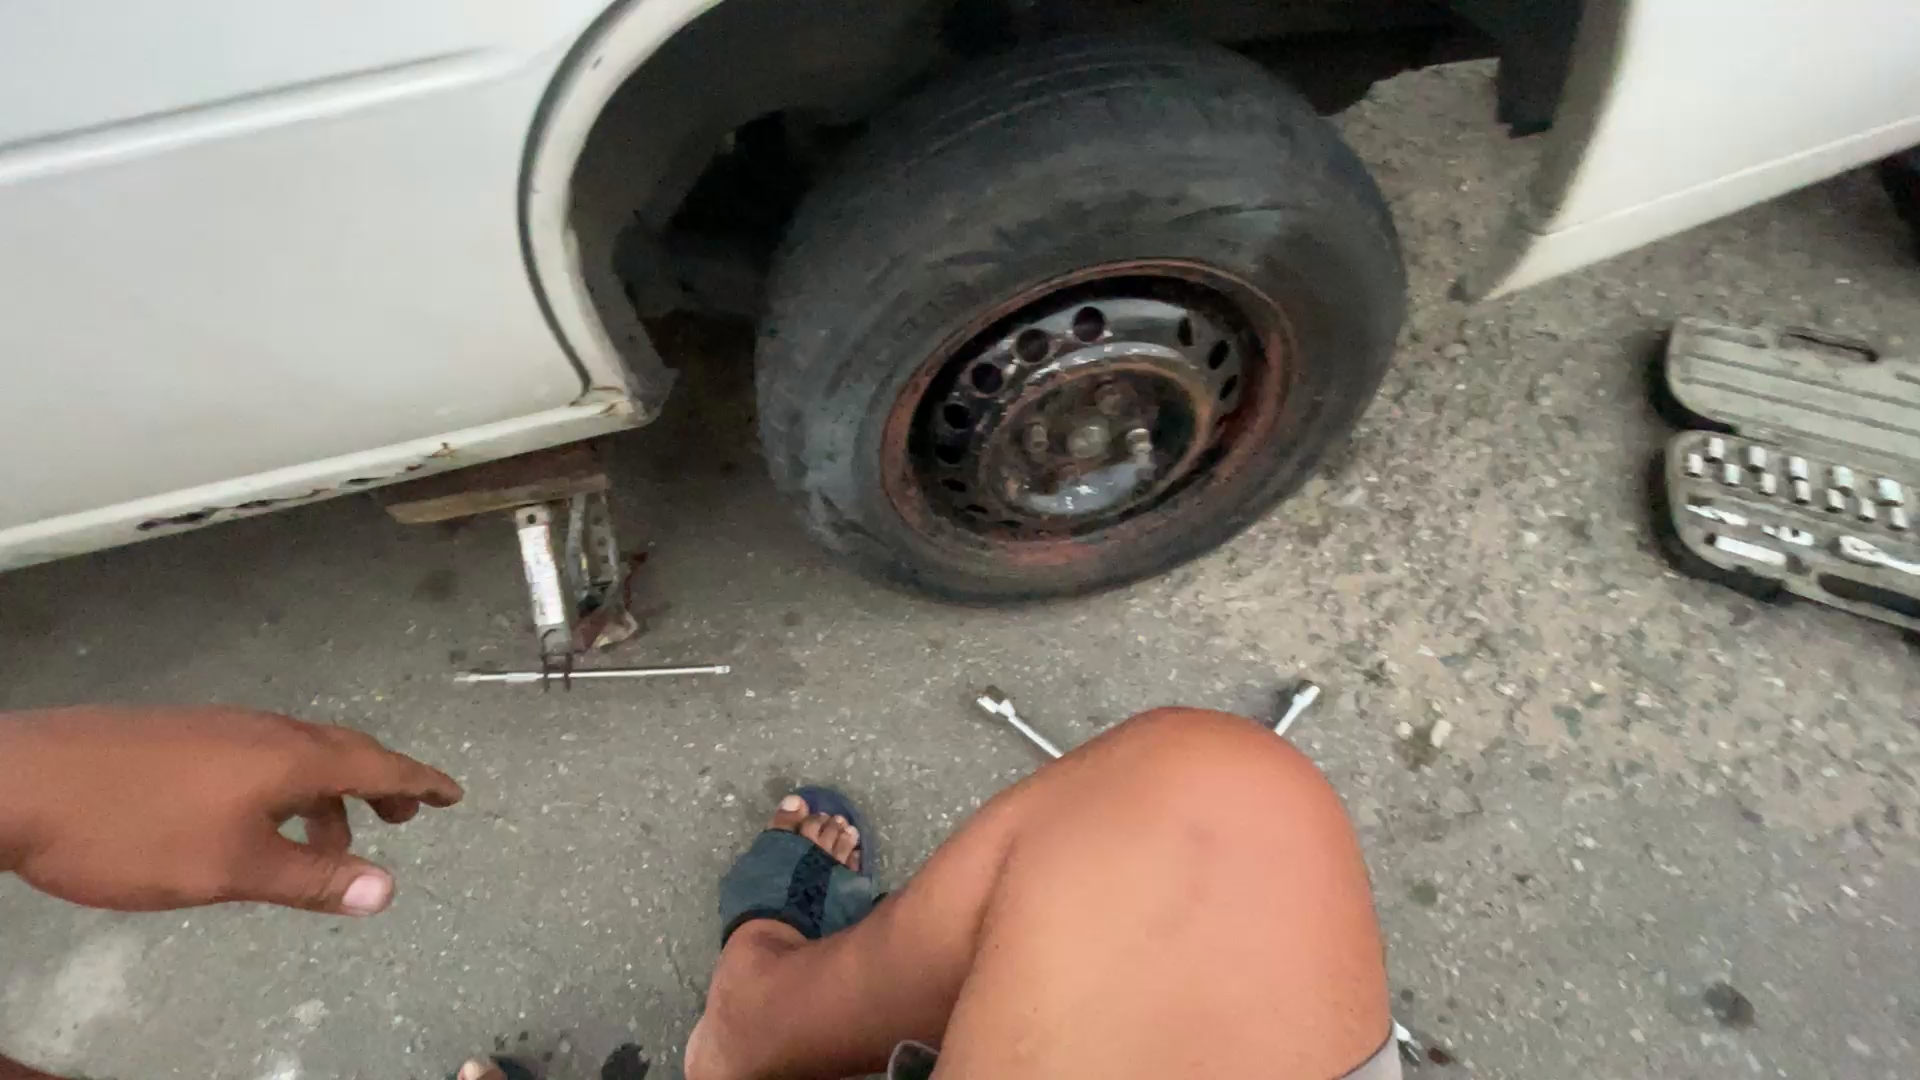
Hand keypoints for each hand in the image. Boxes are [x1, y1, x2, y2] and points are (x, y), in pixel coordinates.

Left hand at [0, 705, 461, 915]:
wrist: (18, 780)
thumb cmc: (138, 828)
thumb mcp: (229, 869)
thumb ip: (311, 878)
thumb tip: (387, 892)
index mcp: (302, 758)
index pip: (385, 766)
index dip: (423, 782)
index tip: (454, 795)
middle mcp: (280, 733)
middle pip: (352, 754)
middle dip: (383, 786)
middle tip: (400, 817)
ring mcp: (234, 728)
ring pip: (307, 757)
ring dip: (333, 792)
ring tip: (326, 834)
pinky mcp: (193, 734)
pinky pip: (270, 755)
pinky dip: (291, 784)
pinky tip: (256, 814)